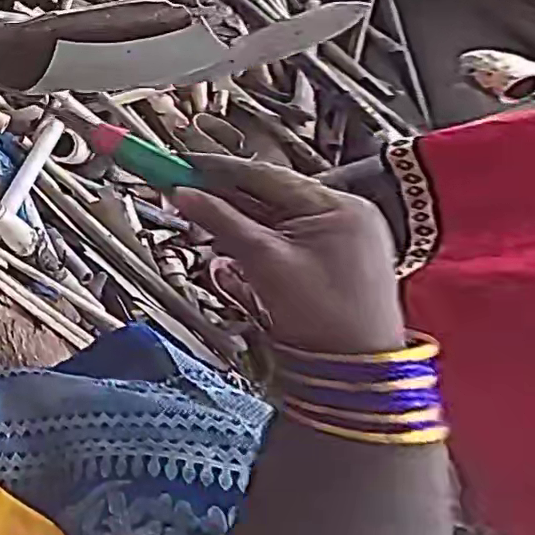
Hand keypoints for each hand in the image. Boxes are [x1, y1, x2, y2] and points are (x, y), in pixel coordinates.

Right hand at [172, 154, 404, 354]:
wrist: (356, 369)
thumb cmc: (322, 314)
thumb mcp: (261, 258)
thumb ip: (218, 218)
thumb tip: (181, 192)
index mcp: (338, 206)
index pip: (262, 173)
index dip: (215, 168)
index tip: (178, 164)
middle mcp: (343, 212)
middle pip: (263, 191)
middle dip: (219, 193)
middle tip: (179, 192)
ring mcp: (338, 233)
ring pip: (267, 210)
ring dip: (229, 213)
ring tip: (195, 215)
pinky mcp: (328, 251)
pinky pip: (277, 228)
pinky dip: (247, 230)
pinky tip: (222, 234)